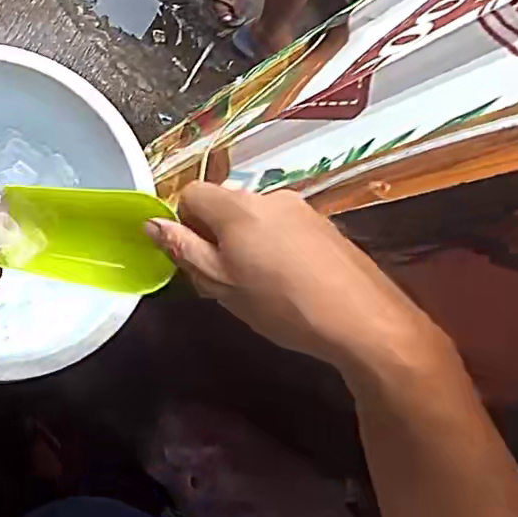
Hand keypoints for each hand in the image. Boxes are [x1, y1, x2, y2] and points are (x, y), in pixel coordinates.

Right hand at [145, 183, 453, 379]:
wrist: (366, 323)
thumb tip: (151, 223)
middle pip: (222, 203)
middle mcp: (267, 196)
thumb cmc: (281, 304)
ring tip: (259, 283)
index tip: (195, 258)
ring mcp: (301, 208)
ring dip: (244, 240)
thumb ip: (182, 248)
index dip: (183, 224)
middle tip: (223, 277)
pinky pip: (281, 226)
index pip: (190, 193)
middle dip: (214, 233)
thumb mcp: (219, 283)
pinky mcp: (325, 225)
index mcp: (235, 206)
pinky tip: (289, 281)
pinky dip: (274, 245)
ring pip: (252, 216)